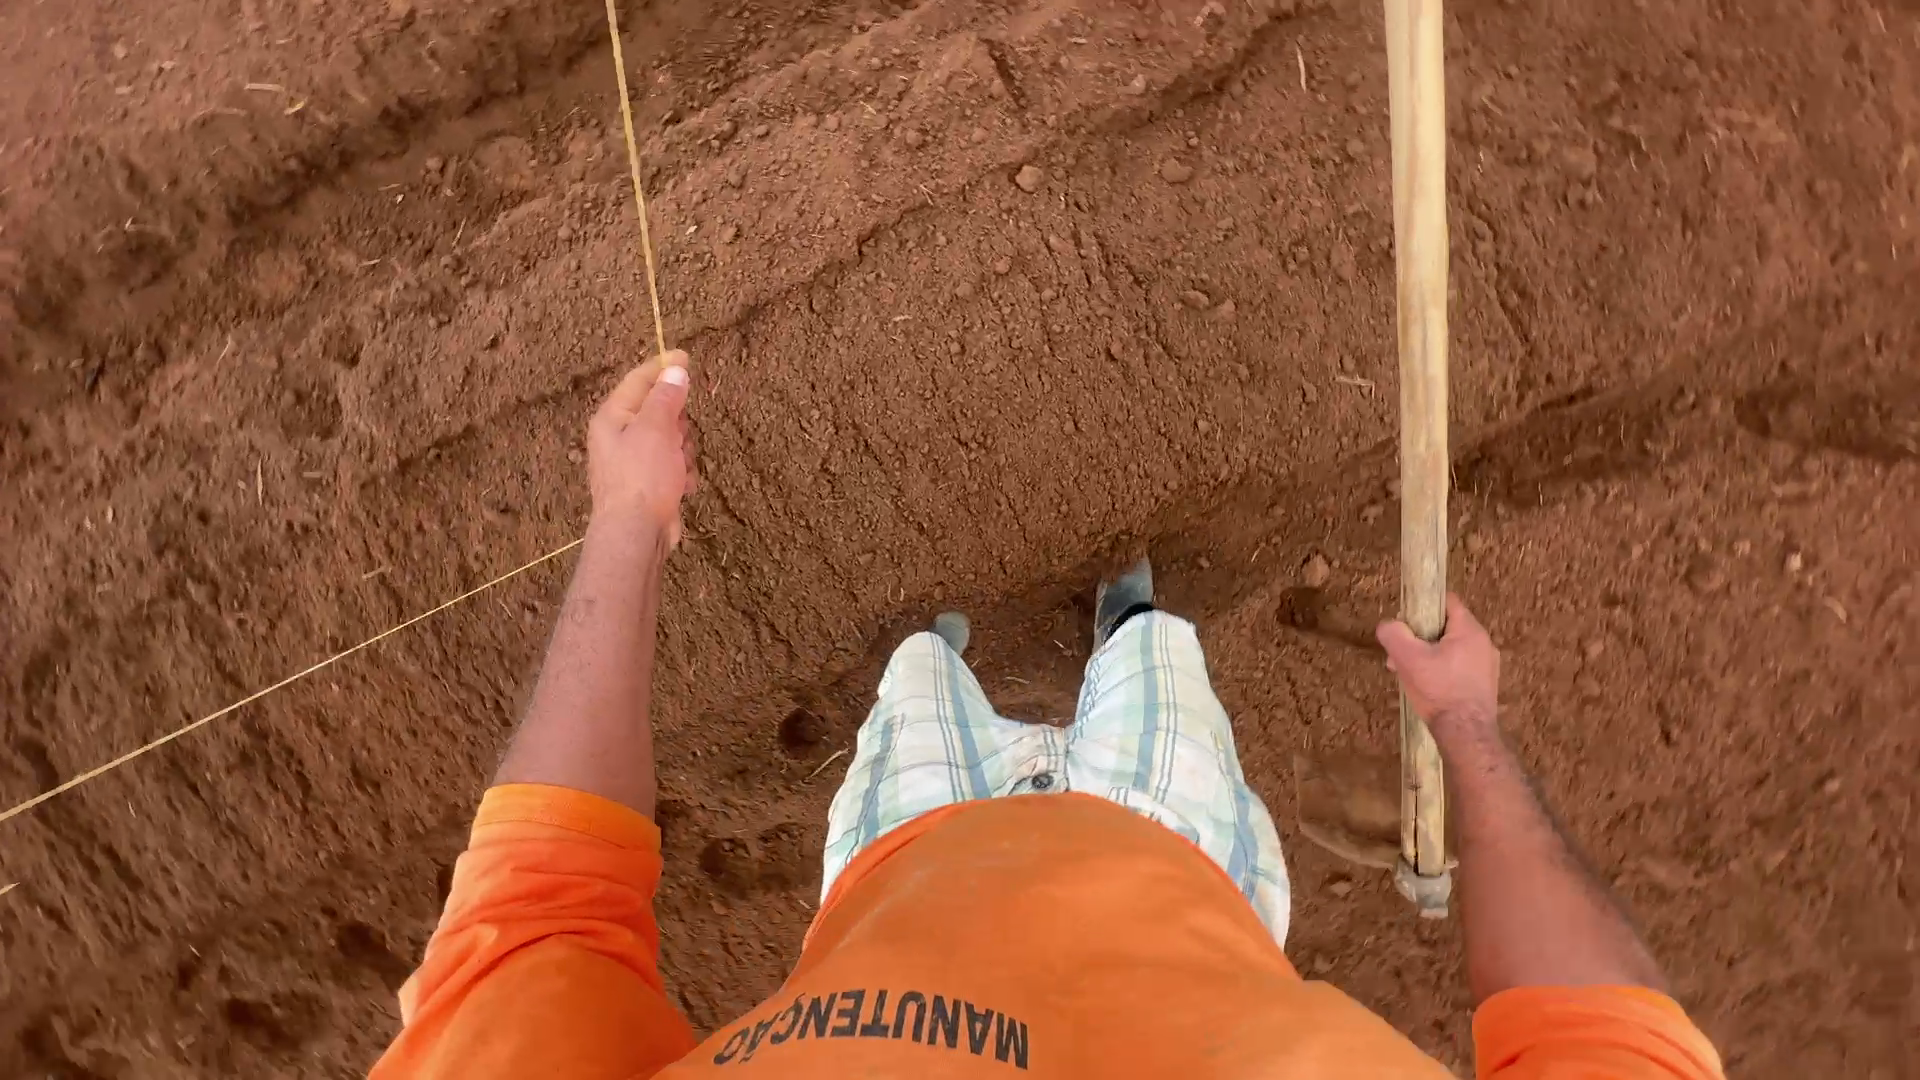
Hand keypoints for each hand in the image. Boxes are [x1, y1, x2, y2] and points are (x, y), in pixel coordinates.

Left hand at [587, 351, 696, 544]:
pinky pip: (674, 467)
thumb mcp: (656, 429)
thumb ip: (667, 397)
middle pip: (658, 412)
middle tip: (680, 433)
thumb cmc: (642, 477)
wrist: (637, 533)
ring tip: (680, 466)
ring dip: (684, 451)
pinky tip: (683, 487)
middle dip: (677, 421)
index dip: (662, 367)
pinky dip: (683, 474)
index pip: (638, 381)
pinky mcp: (649, 485)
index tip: (685, 356)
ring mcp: (634, 463)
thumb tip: (676, 370)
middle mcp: (619, 437)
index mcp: (613, 418)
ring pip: (671, 441)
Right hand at [1376, 594, 1500, 742]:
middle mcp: (1483, 644)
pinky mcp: (1483, 684)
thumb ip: (1393, 633)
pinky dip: (1438, 670)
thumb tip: (1388, 626)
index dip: (1423, 605)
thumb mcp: (1406, 657)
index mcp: (1470, 631)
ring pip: (1449, 648)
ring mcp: (1486, 665)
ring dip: (1426, 655)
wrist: (1465, 732)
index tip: (1405, 620)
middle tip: (1400, 653)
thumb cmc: (1438, 689)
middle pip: (1444, 627)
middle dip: (1418, 636)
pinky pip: (1456, 666)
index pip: (1447, 601)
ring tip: (1407, 673)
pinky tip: (1424, 686)